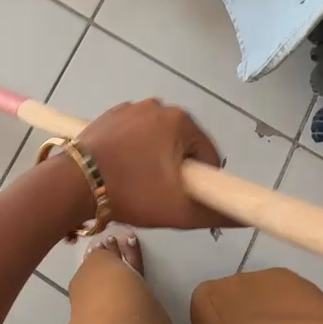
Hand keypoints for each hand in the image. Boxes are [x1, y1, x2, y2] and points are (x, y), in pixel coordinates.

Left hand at [72, 99, 236, 230]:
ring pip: (156, 141)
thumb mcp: (181, 210)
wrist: (76, 181)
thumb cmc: (134, 191)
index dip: (201, 183)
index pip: (208, 155)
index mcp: (180, 120)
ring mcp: (130, 108)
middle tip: (159, 195)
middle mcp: (157, 106)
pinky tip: (121, 171)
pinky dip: (133, 152)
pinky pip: (133, 136)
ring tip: (137, 185)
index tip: (182, 199)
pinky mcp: (109, 115)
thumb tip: (246, 217)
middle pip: (182, 145)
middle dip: (176, 170)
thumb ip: (218, 213)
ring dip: (154, 161)